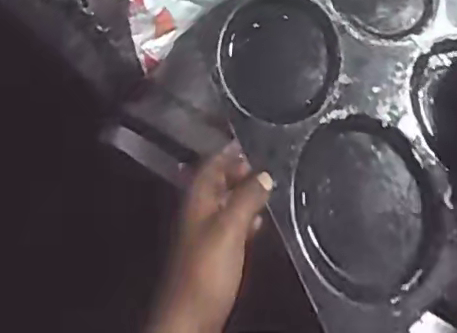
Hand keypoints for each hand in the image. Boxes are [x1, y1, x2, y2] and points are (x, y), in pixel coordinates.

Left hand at [146, 143, 274, 332]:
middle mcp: (196, 208)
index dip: (231, 151)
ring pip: (223, 202)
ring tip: (267, 189)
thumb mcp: (231, 227)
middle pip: (217, 180)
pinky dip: (242, 217)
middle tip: (265, 165)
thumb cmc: (207, 267)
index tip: (253, 141)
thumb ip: (247, 198)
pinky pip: (227, 224)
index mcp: (197, 196)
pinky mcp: (209, 253)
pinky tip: (258, 223)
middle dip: (238, 170)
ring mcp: (201, 231)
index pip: (213, 161)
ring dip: (242, 194)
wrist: (188, 318)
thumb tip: (265, 173)